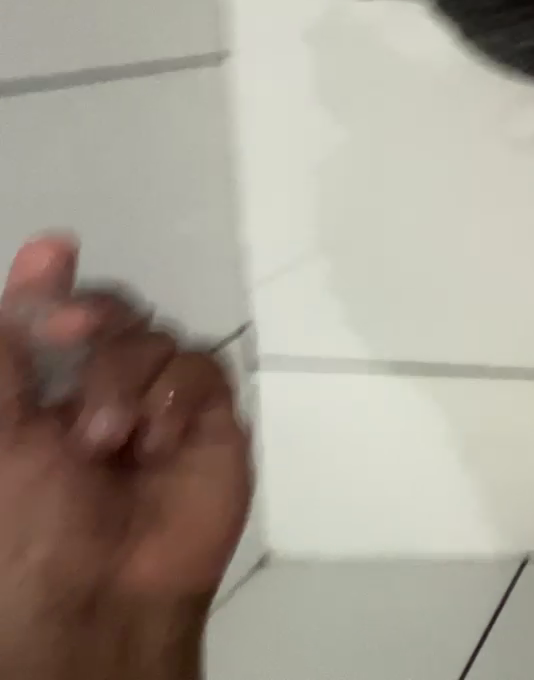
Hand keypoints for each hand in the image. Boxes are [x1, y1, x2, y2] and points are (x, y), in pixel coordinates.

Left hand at [0, 235, 251, 676]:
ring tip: (110, 440)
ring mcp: (157, 400)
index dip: (48, 284)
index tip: (53, 251)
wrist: (101, 584)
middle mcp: (90, 389)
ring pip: (159, 339)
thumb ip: (10, 349)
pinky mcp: (211, 411)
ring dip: (128, 380)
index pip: (40, 320)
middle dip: (94, 321)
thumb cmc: (16, 519)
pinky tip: (158, 439)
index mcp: (27, 394)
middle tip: (74, 336)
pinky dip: (177, 398)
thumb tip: (46, 251)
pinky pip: (204, 369)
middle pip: (112, 315)